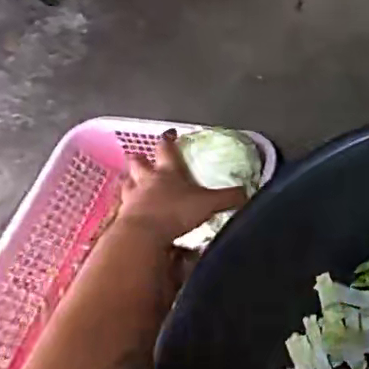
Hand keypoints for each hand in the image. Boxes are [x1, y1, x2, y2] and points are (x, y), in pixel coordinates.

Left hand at [112, 131, 248, 243]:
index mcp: (168, 172)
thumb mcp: (209, 204)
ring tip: (133, 181)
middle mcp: (146, 180)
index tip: (170, 133)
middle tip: (142, 156)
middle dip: (140, 158)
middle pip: (138, 163)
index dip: (168, 140)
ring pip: (127, 182)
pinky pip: (122, 205)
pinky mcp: (122, 215)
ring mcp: (131, 197)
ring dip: (130, 180)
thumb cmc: (175, 212)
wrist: (142, 235)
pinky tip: (131, 208)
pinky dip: (126, 204)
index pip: (166, 149)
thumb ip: (228, 197)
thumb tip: (246, 193)